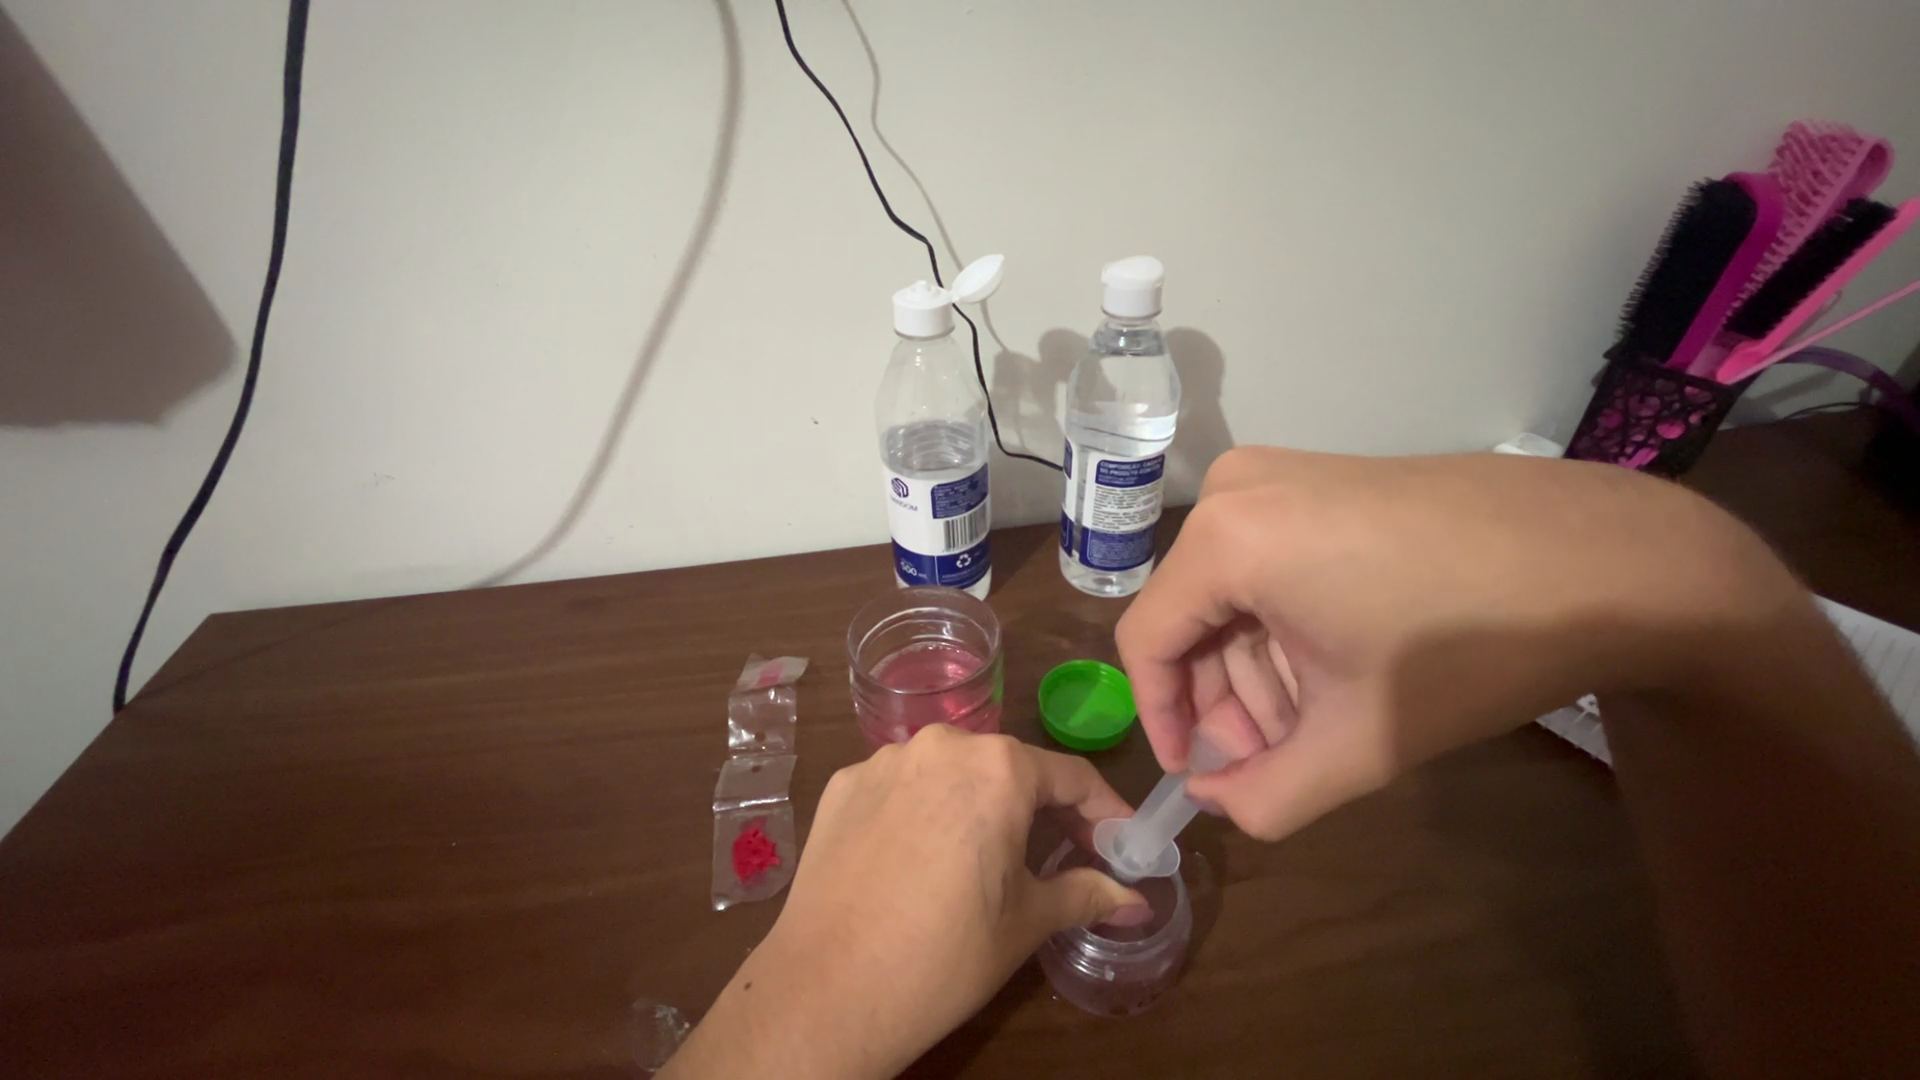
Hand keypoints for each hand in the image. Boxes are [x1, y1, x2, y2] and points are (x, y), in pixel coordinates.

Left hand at [662, 726, 1145, 1079]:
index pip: (1071, 777)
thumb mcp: (1026, 922)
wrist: (827, 988)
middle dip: (1042, 808)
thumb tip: (1135, 897)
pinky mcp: (844, 782)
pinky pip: (902, 785)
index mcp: (997, 767)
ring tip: (987, 856)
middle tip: (1063, 853)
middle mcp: (942, 744)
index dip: (1104, 811)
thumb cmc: (945, 954)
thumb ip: (1086, 893)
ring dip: (978, 804)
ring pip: (952, 772)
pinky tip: (920, 855)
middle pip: (1009, 768)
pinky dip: (923, 809)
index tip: (1121, 841)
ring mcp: (885, 759)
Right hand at [1116, 446, 1805, 839]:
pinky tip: (1334, 660)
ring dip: (1257, 665)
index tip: (1193, 770)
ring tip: (1318, 716)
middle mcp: (1232, 490)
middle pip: (1191, 616)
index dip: (1160, 716)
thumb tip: (1210, 799)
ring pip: (1227, 591)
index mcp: (1225, 540)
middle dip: (1226, 697)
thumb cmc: (1470, 646)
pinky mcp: (1313, 475)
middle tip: (1275, 753)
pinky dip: (1281, 620)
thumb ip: (1265, 796)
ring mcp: (1275, 473)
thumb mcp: (1360, 741)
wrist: (1613, 555)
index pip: (1147, 640)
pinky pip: (1261, 558)